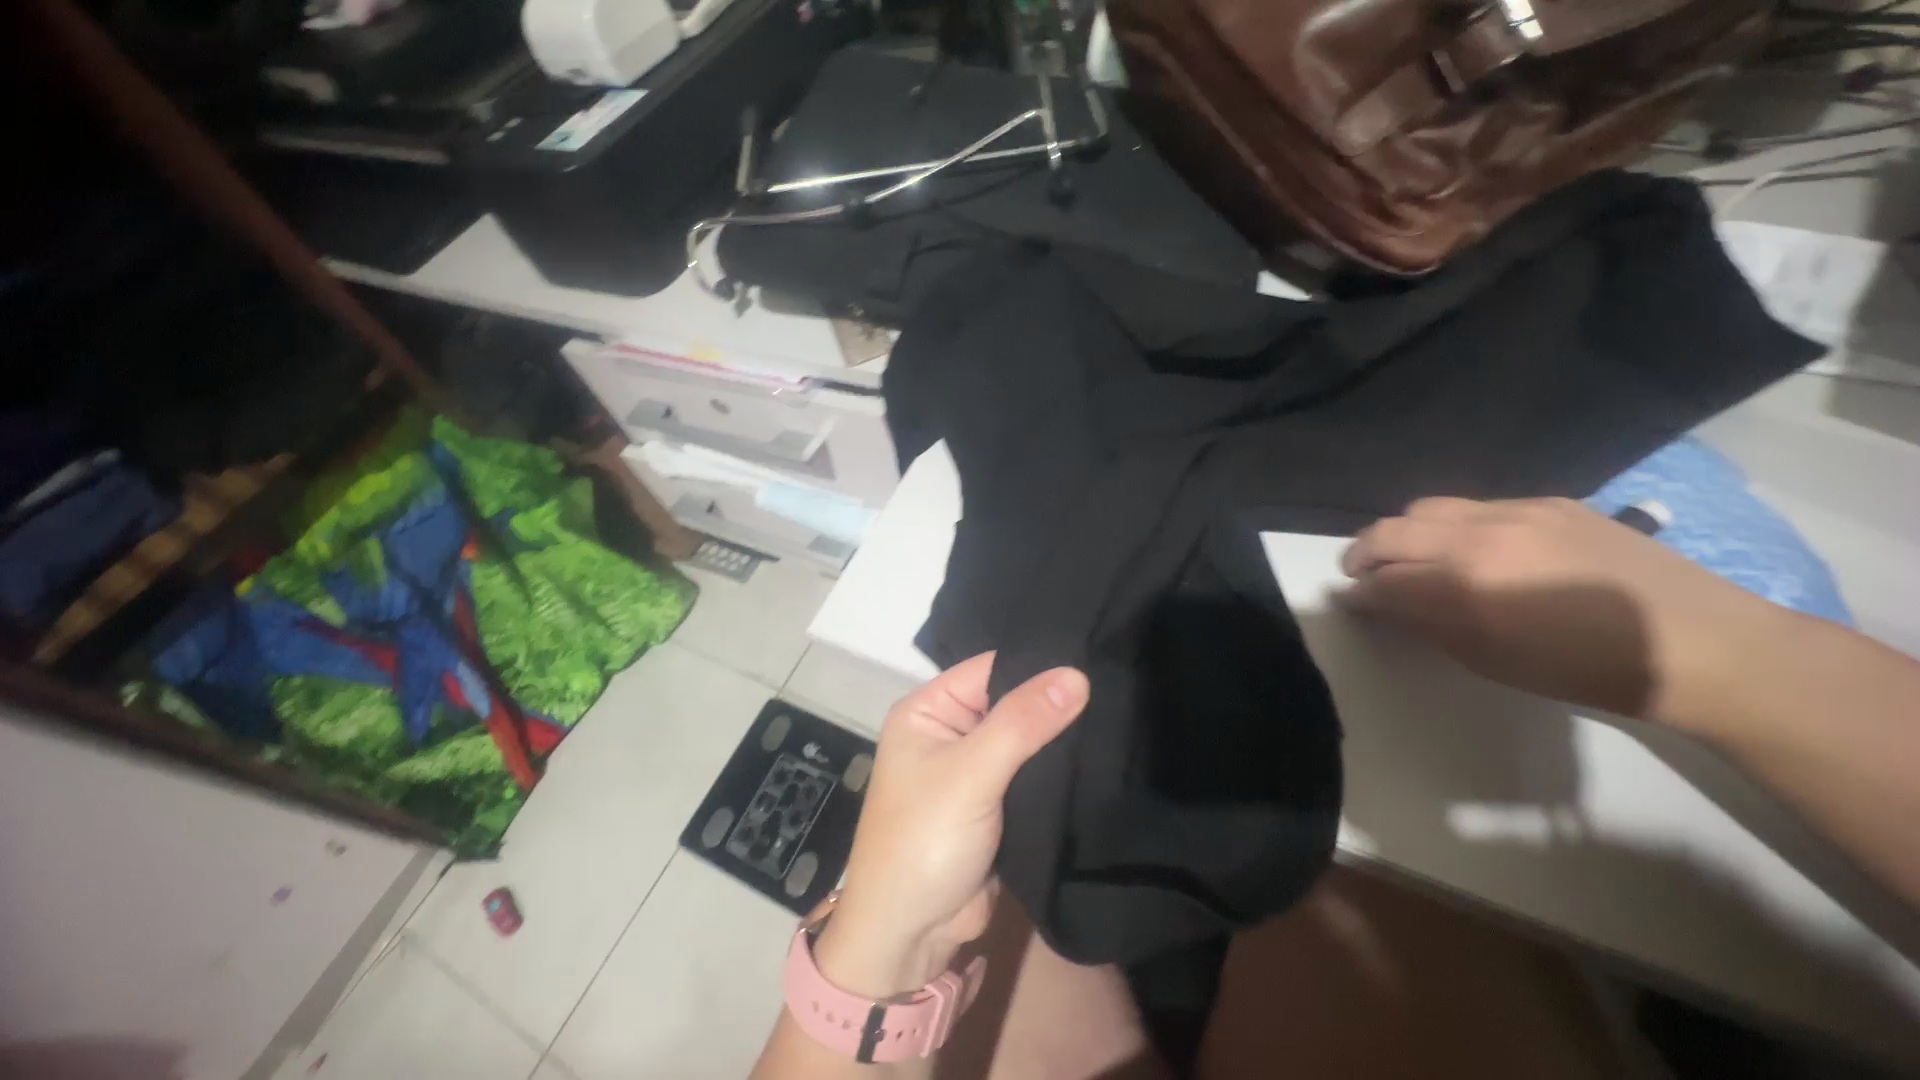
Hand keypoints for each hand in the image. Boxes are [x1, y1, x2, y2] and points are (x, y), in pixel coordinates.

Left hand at [815, 652, 1088, 996]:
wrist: (909, 936)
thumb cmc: (923, 842)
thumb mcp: (971, 775)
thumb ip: (1023, 723)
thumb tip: (1078, 674)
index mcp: (927, 711)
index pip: (991, 668)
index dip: (1039, 663)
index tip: (1097, 656)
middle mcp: (949, 732)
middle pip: (1012, 702)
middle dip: (1056, 701)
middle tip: (1121, 686)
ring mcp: (975, 770)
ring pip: (1028, 740)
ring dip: (1062, 738)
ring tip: (1122, 718)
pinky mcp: (998, 805)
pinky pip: (1034, 776)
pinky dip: (1060, 771)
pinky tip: (1103, 757)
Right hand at [1339, 497, 1787, 726]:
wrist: (1699, 645)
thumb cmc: (1586, 672)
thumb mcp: (1492, 661)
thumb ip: (1428, 625)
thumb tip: (1382, 604)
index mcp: (1467, 584)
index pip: (1384, 580)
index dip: (1358, 593)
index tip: (1349, 602)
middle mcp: (1482, 535)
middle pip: (1392, 530)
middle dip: (1364, 553)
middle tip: (1359, 574)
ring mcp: (1519, 510)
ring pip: (1430, 508)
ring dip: (1405, 532)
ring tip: (1409, 556)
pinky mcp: (1551, 502)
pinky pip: (1478, 505)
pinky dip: (1454, 525)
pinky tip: (1471, 549)